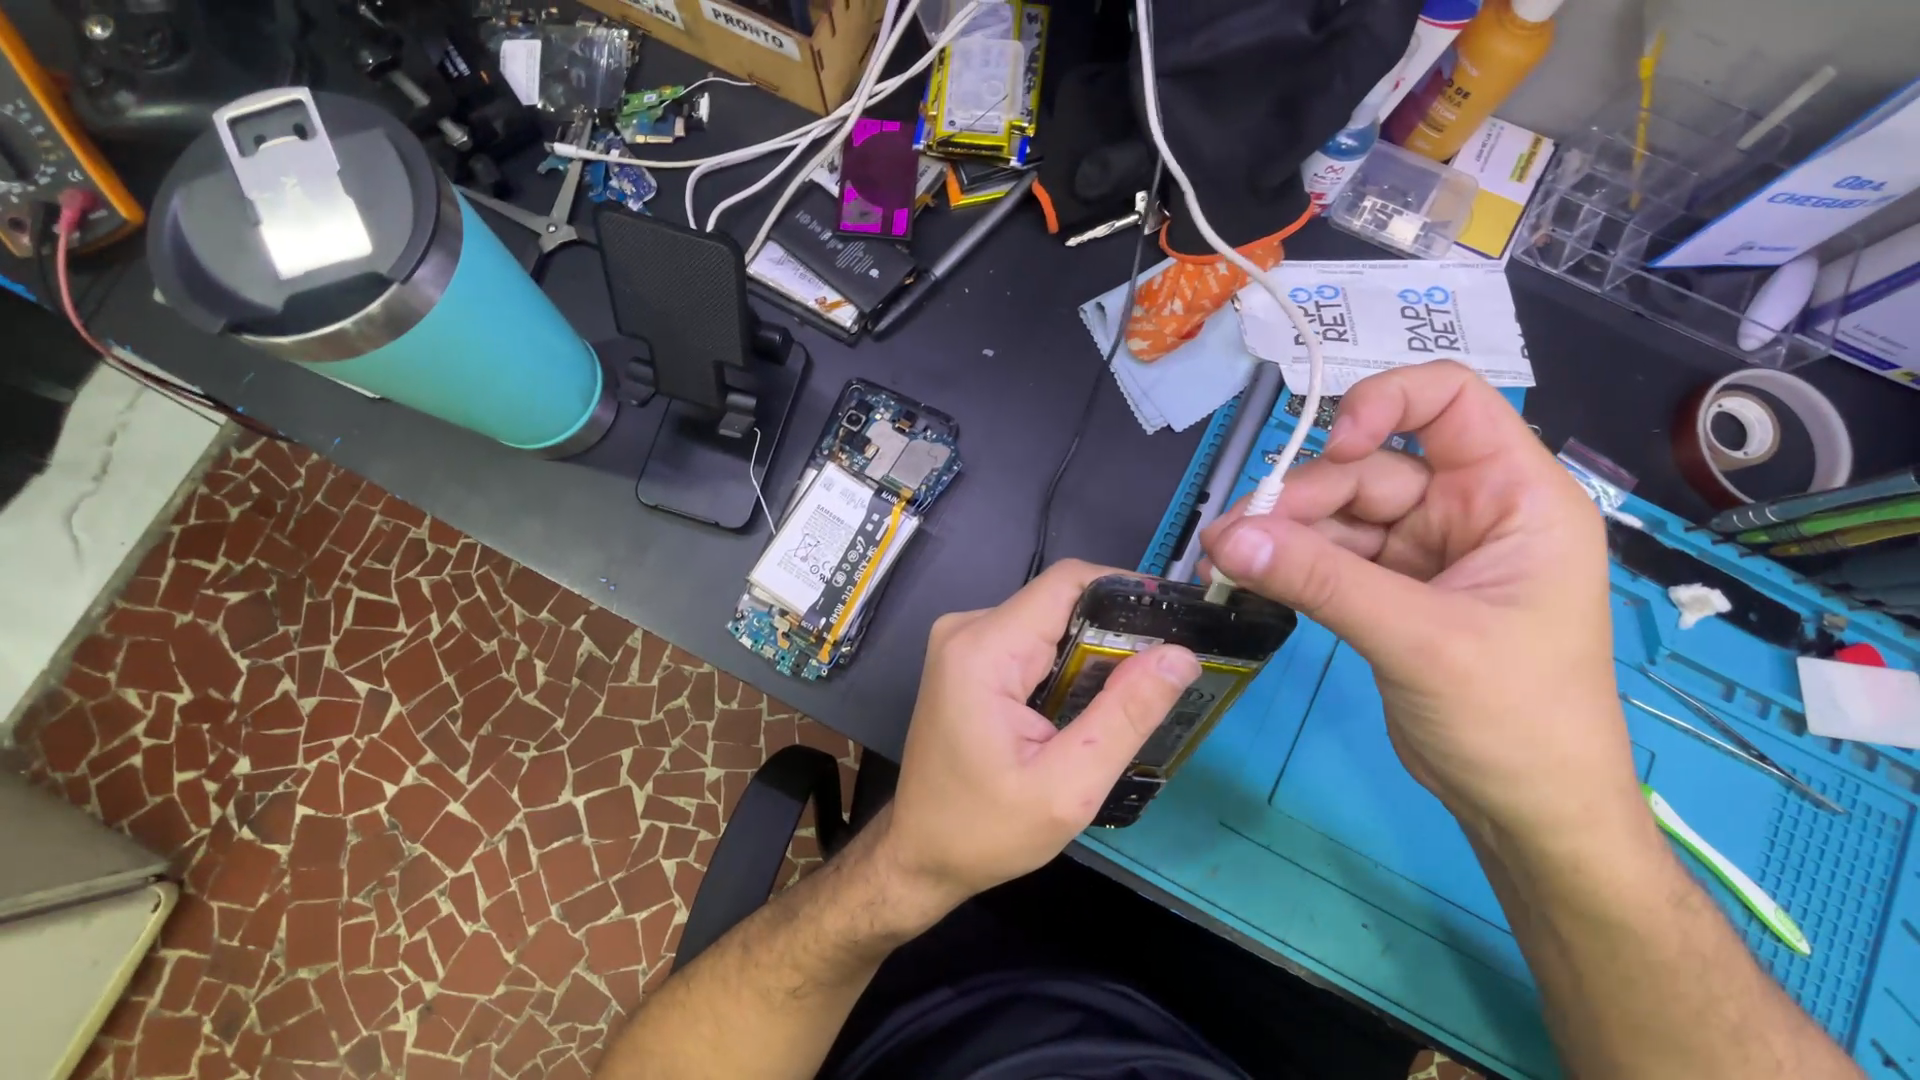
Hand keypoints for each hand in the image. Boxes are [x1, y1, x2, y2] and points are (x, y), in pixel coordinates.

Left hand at [873, 560, 1199, 919]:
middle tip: (1165, 674)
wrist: (921, 855)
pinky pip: (1031, 642)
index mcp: (983, 649)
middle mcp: (967, 629)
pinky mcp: (968, 661)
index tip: (1178, 622)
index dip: (1127, 592)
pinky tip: (1088, 705)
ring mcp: (963, 643)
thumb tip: (1180, 654)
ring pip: (1050, 622)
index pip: (1068, 582)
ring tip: (1134, 695)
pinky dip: (1067, 666)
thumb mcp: (1069, 786)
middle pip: (1061, 602)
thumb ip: (1125, 715)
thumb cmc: (986, 831)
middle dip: (1116, 632)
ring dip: (1093, 653)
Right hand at [1201, 361, 1640, 840]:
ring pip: (1339, 515)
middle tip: (1233, 538)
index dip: (1386, 402)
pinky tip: (1247, 576)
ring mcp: (1425, 552)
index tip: (1331, 445)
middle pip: (1370, 468)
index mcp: (1513, 496)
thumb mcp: (1419, 638)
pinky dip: (1288, 565)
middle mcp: (1467, 511)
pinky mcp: (1390, 591)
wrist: (1524, 809)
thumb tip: (1229, 538)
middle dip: (1302, 499)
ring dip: (1281, 535)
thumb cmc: (1513, 716)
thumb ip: (1322, 581)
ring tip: (1225, 561)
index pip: (1451, 402)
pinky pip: (1328, 558)